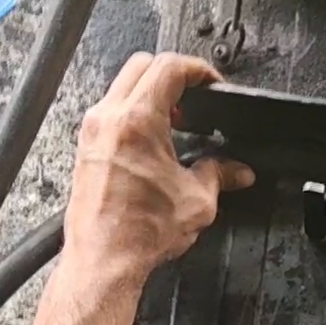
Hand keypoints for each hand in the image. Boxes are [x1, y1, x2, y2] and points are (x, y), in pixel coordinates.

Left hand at [61, 52, 254, 285]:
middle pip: (141, 66)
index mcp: (138, 121)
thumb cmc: (139, 232)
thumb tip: (238, 172)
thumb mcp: (197, 201)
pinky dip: (134, 114)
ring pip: (123, 87)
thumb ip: (220, 176)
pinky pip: (112, 112)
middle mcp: (110, 118)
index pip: (169, 68)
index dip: (197, 70)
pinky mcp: (87, 147)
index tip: (211, 82)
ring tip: (176, 123)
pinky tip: (154, 144)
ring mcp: (93, 130)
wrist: (105, 258)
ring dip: (151, 94)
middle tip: (195, 98)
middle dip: (173, 75)